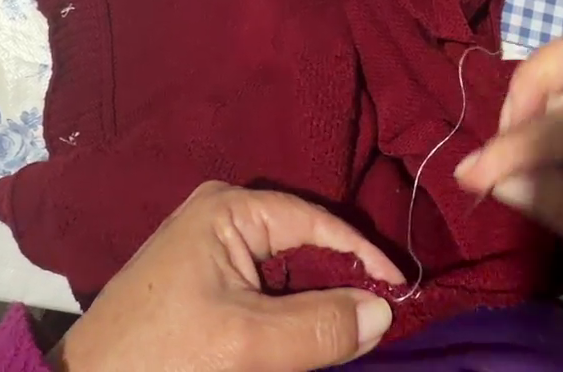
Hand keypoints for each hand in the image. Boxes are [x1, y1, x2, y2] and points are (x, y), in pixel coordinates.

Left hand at [52, 181, 401, 371]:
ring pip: (286, 266)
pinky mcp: (204, 274)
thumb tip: (383, 310)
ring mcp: (211, 241)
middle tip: (380, 315)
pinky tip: (309, 334)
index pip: (315, 223)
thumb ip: (317, 327)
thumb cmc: (161, 358)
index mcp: (230, 207)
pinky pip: (265, 282)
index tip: (401, 290)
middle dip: (341, 278)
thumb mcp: (244, 344)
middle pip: (302, 241)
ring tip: (353, 327)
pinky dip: (291, 308)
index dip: (361, 255)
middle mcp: (223, 211)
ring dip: (317, 297)